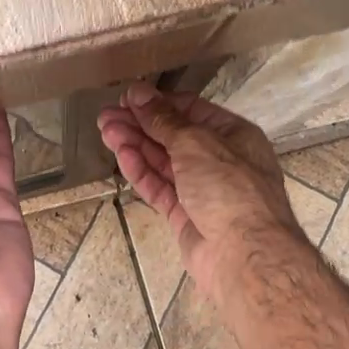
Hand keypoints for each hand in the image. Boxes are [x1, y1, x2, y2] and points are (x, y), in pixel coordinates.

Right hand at [98, 83, 303, 300]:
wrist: (244, 255)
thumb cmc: (228, 187)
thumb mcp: (195, 143)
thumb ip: (163, 119)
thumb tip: (138, 93)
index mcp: (233, 135)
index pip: (190, 110)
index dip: (158, 103)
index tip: (126, 97)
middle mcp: (219, 159)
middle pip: (173, 136)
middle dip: (139, 124)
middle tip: (105, 116)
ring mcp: (202, 189)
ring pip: (163, 161)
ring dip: (134, 144)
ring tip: (105, 130)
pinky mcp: (185, 215)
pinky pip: (160, 187)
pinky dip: (141, 171)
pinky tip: (122, 155)